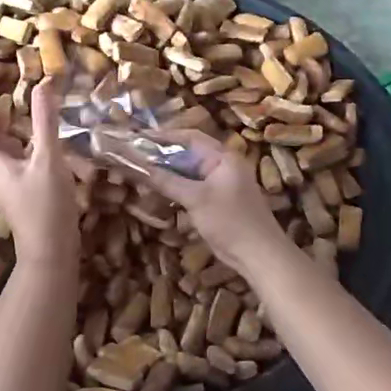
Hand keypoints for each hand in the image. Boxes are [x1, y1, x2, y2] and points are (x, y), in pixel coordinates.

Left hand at [0, 78, 78, 267]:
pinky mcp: (21, 193)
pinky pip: (9, 162)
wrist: (50, 250)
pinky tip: (26, 139)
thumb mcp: (47, 159)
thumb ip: (45, 122)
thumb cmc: (45, 205)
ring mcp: (7, 184)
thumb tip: (42, 84)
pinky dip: (12, 145)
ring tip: (2, 111)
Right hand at [142, 132, 290, 264]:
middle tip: (132, 158)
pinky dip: (172, 188)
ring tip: (138, 175)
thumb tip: (135, 166)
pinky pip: (189, 188)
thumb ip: (166, 180)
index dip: (164, 136)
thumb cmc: (230, 220)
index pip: (190, 137)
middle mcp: (222, 166)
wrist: (258, 255)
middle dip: (160, 156)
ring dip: (164, 174)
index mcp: (223, 157)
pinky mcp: (214, 202)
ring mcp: (218, 185)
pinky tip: (155, 193)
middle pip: (186, 154)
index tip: (138, 138)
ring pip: (186, 173)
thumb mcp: (195, 198)